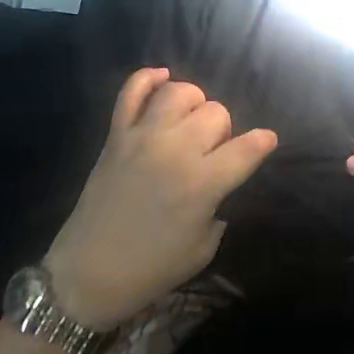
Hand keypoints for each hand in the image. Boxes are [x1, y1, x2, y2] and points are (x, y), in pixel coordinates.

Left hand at [45, 68, 276, 331]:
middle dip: (223, 130)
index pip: (247, 148)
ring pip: (179, 92)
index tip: (266, 142)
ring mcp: (142, 138)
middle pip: (215, 113)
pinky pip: (130, 92)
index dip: (262, 142)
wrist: (88, 274)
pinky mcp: (115, 136)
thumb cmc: (151, 269)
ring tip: (190, 122)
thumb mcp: (203, 247)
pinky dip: (147, 78)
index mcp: (203, 183)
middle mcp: (176, 150)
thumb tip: (219, 181)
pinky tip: (162, 78)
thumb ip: (219, 205)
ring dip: (193, 103)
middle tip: (213, 152)